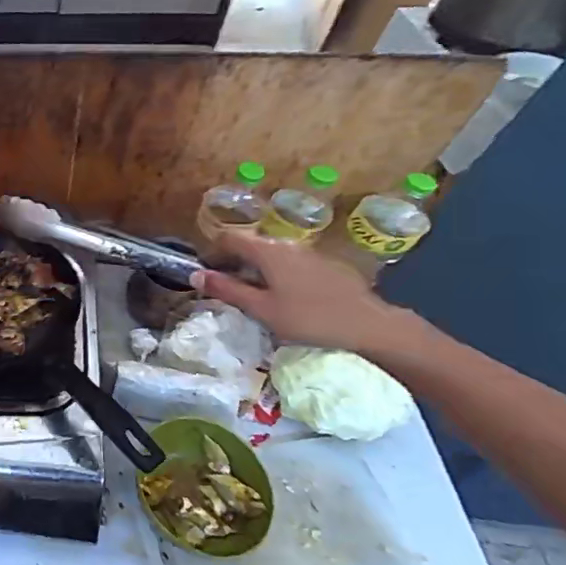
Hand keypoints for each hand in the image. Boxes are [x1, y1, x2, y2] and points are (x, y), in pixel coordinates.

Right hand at [189, 232, 418, 352]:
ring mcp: (310, 254)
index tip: (205, 272)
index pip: (230, 238)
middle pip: (251, 246)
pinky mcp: (327, 266)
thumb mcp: (262, 309)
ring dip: (256, 269)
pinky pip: (292, 264)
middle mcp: (287, 245)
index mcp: (267, 252)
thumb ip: (227, 290)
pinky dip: (278, 274)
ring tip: (253, 294)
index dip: (212, 252)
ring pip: (273, 255)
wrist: (370, 326)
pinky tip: (285, 298)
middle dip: (234, 262)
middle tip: (225, 287)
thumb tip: (195, 274)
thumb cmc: (309, 318)